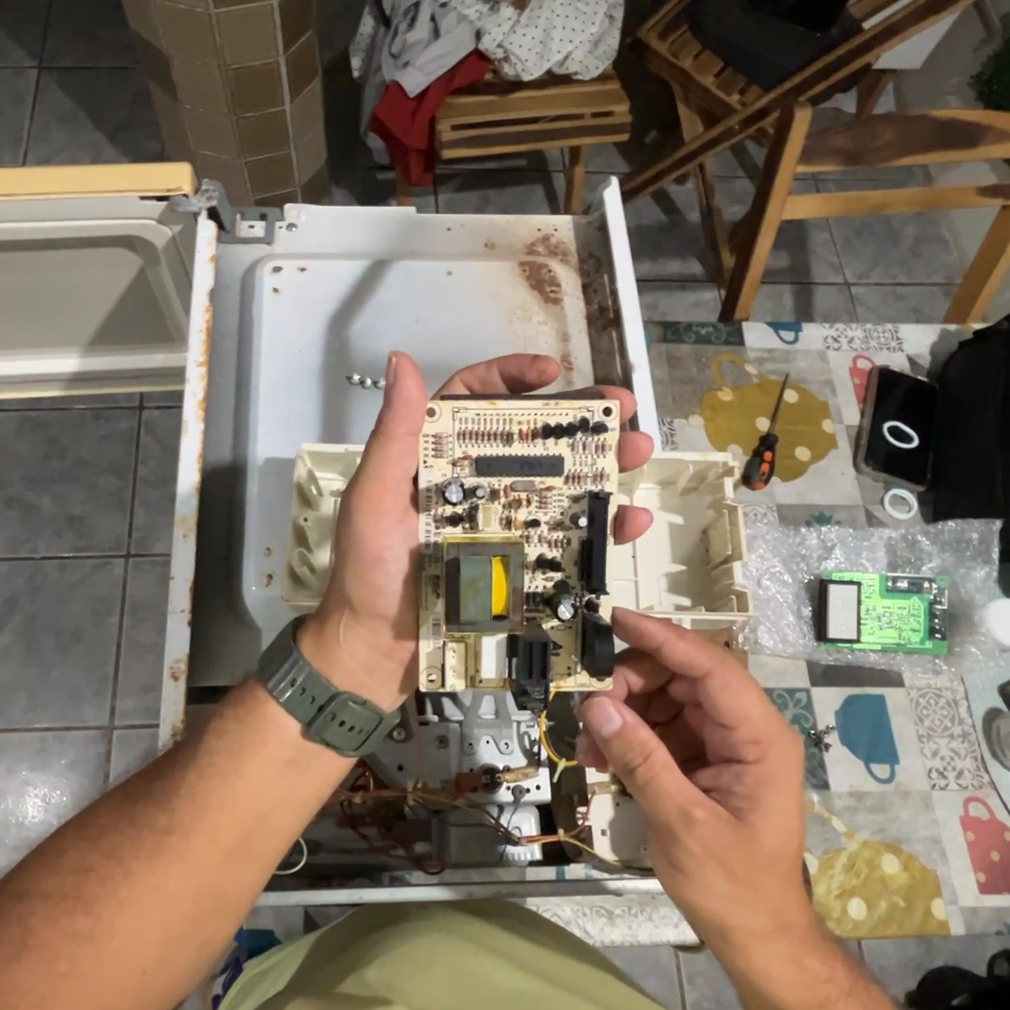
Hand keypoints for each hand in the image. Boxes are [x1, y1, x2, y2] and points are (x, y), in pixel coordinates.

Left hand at [297, 351, 655, 709]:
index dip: (511, 379)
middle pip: (531, 438)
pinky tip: (631, 520)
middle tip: (625, 408)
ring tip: (640, 453)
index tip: (551, 371)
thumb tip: (400, 359)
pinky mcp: (520, 564)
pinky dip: (602, 528)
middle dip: (580, 418)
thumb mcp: (374, 498)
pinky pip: (568, 540)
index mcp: (434, 459)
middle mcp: (472, 484)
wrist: (376, 650)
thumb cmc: (368, 571)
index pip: (474, 401)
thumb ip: (394, 434)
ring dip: (603, 464)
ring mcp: (500, 524)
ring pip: (559, 484)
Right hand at [575, 609, 813, 938]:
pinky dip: (629, 736)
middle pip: (683, 677)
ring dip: (624, 713)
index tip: (617, 620)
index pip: (710, 666)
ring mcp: (723, 744)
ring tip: (589, 744)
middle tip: (590, 708)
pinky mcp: (703, 761)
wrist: (756, 934)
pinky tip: (601, 756)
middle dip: (632, 684)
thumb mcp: (682, 822)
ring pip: (666, 699)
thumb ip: (640, 759)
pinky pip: (660, 729)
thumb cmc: (732, 884)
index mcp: (759, 736)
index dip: (662, 639)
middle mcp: (744, 729)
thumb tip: (596, 706)